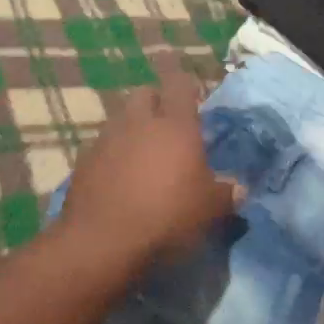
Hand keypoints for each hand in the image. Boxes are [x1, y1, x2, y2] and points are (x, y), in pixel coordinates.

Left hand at [57, 75, 242, 267]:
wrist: (103, 239)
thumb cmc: (166, 215)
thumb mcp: (209, 209)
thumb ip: (226, 193)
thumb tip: (238, 188)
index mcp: (174, 124)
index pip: (180, 84)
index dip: (188, 87)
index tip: (195, 98)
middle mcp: (139, 121)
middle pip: (146, 93)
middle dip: (157, 103)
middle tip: (169, 127)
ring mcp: (108, 137)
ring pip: (122, 118)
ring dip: (134, 129)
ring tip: (144, 156)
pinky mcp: (85, 159)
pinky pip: (104, 145)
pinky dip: (114, 153)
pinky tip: (120, 177)